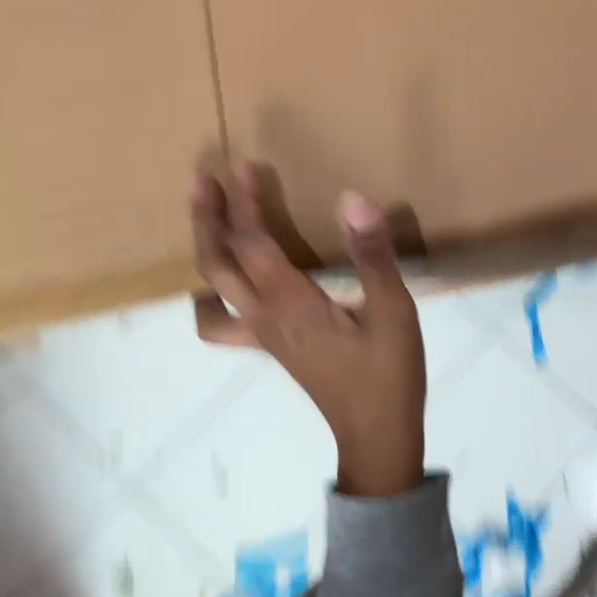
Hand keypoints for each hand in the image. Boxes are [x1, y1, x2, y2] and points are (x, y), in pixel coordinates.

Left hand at [190, 161, 425, 497]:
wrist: (377, 431)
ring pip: (213, 289)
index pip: (252, 243)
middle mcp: (264, 317)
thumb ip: (371, 255)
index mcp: (290, 303)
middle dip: (207, 218)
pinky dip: (213, 295)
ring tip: (209, 225)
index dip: (243, 202)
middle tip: (202, 179)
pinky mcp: (273, 348)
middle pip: (217, 262)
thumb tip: (350, 199)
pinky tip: (231, 287)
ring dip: (206, 251)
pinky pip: (223, 320)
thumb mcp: (394, 310)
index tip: (240, 165)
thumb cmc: (388, 371)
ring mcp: (263, 336)